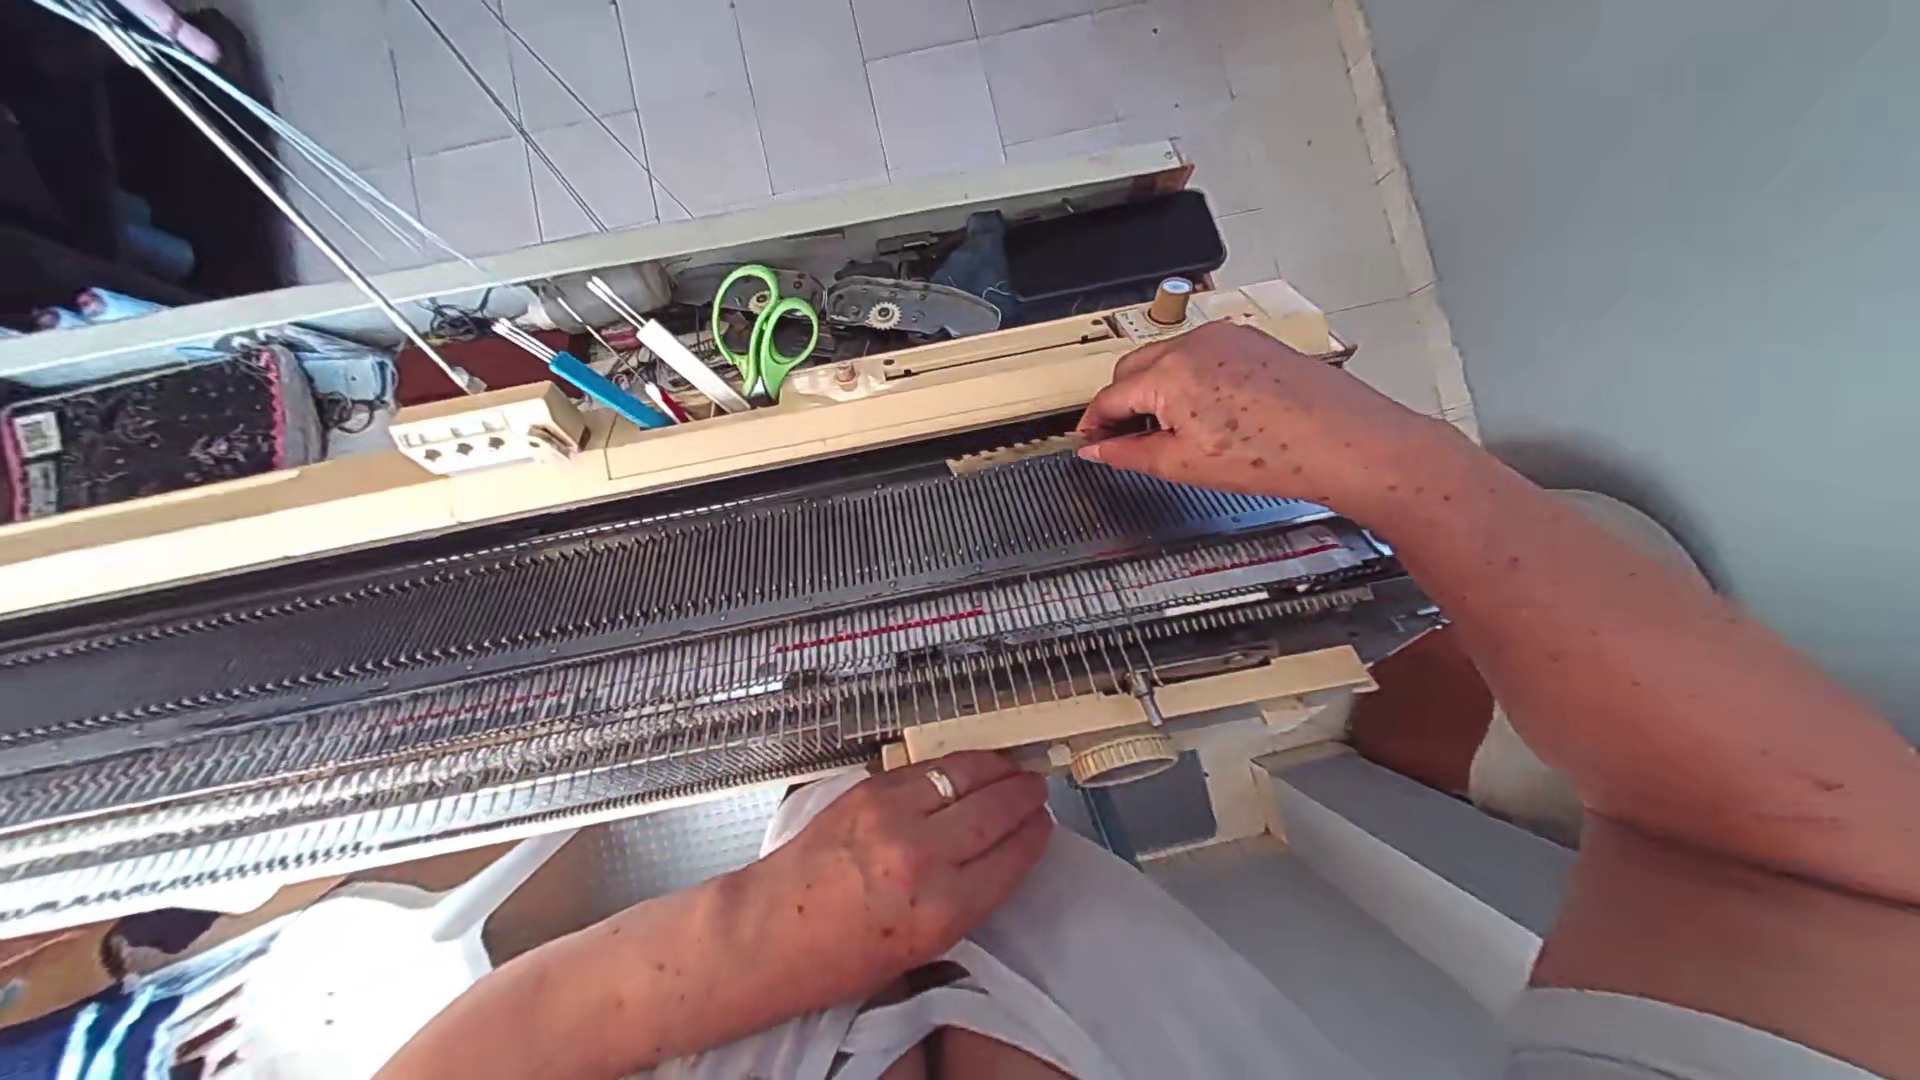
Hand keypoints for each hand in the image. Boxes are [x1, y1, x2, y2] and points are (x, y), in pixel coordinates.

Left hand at [745, 752, 1051, 1005]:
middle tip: (1036, 787)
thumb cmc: (841, 953)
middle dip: (1024, 795)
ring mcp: (894, 814)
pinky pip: (930, 767)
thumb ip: (966, 896)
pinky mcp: (871, 788)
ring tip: (1012, 768)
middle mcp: (922, 857)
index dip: (1034, 835)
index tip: (1043, 824)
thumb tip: (999, 851)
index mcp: (941, 911)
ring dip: (997, 768)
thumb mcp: (920, 945)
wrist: (770, 928)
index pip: (1010, 859)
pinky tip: (970, 765)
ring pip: (966, 775)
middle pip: (995, 811)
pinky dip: (958, 763)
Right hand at [1075, 320, 1447, 516]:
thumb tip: (1098, 450)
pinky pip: (1197, 355)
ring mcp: (1224, 338)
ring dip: (1151, 390)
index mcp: (1170, 374)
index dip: (1093, 422)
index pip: (1110, 396)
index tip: (1090, 438)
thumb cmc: (1276, 453)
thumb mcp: (1184, 465)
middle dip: (1120, 403)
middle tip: (1121, 437)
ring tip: (1166, 429)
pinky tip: (1201, 411)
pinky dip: (1184, 379)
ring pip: (1164, 359)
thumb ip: (1128, 453)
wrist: (1344, 442)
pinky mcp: (1248, 340)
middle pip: (1131, 370)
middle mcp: (1194, 345)